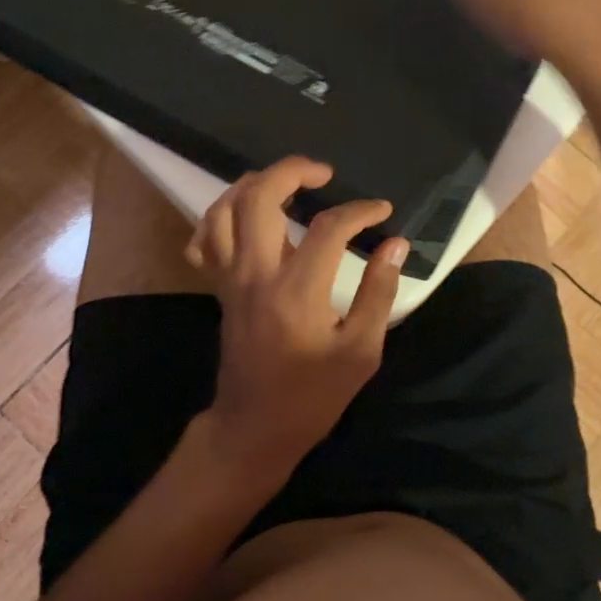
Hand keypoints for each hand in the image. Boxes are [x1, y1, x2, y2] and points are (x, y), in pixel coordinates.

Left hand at [184, 156, 407, 465]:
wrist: (254, 428)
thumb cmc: (313, 396)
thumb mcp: (360, 352)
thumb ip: (378, 293)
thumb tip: (396, 245)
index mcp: (296, 291)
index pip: (328, 227)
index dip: (360, 211)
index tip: (382, 212)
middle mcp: (256, 274)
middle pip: (259, 198)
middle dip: (292, 171)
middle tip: (323, 173)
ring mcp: (230, 279)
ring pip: (223, 210)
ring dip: (252, 185)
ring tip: (284, 182)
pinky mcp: (219, 289)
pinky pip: (204, 241)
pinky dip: (219, 218)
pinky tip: (243, 217)